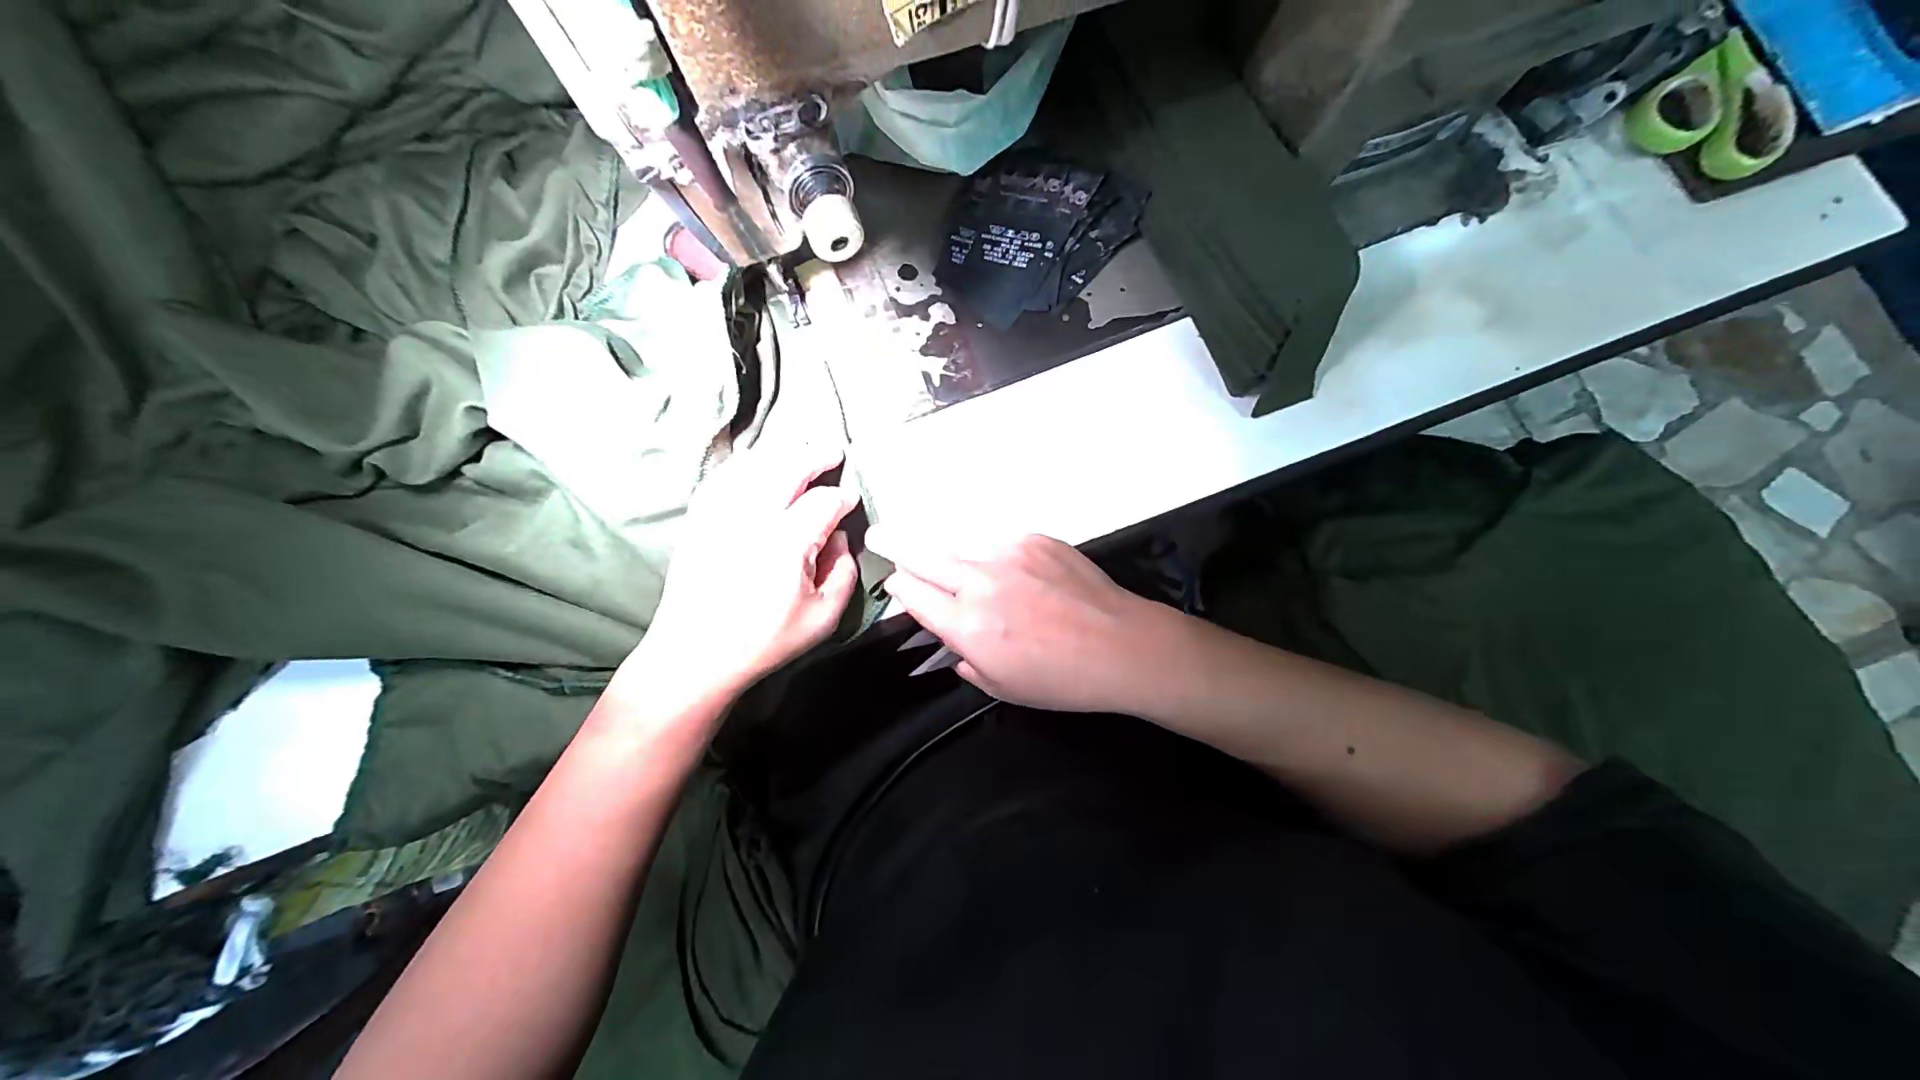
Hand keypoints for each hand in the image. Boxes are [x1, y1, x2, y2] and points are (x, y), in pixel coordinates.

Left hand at [628, 442, 860, 706]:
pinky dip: (744, 464)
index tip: (850, 502)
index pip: (825, 501)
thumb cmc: (762, 641)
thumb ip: (843, 572)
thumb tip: (839, 538)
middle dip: (816, 455)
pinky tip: (756, 464)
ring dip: (782, 453)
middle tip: (832, 453)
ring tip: (799, 452)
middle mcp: (753, 517)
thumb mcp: (822, 617)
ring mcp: (721, 514)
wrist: (693, 654)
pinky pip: (723, 476)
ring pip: (754, 464)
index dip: (843, 498)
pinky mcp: (699, 519)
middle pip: (789, 465)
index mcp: (787, 542)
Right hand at [869, 529, 1185, 714]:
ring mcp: (1008, 554)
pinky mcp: (1035, 539)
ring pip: (958, 542)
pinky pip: (997, 541)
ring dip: (946, 550)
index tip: (895, 583)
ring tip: (941, 552)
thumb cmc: (1062, 679)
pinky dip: (990, 552)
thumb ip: (964, 659)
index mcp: (967, 626)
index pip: (912, 594)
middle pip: (922, 554)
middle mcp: (980, 583)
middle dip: (894, 544)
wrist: (1122, 646)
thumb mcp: (1001, 686)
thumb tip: (951, 638)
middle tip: (878, 534)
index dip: (898, 587)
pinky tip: (1003, 568)